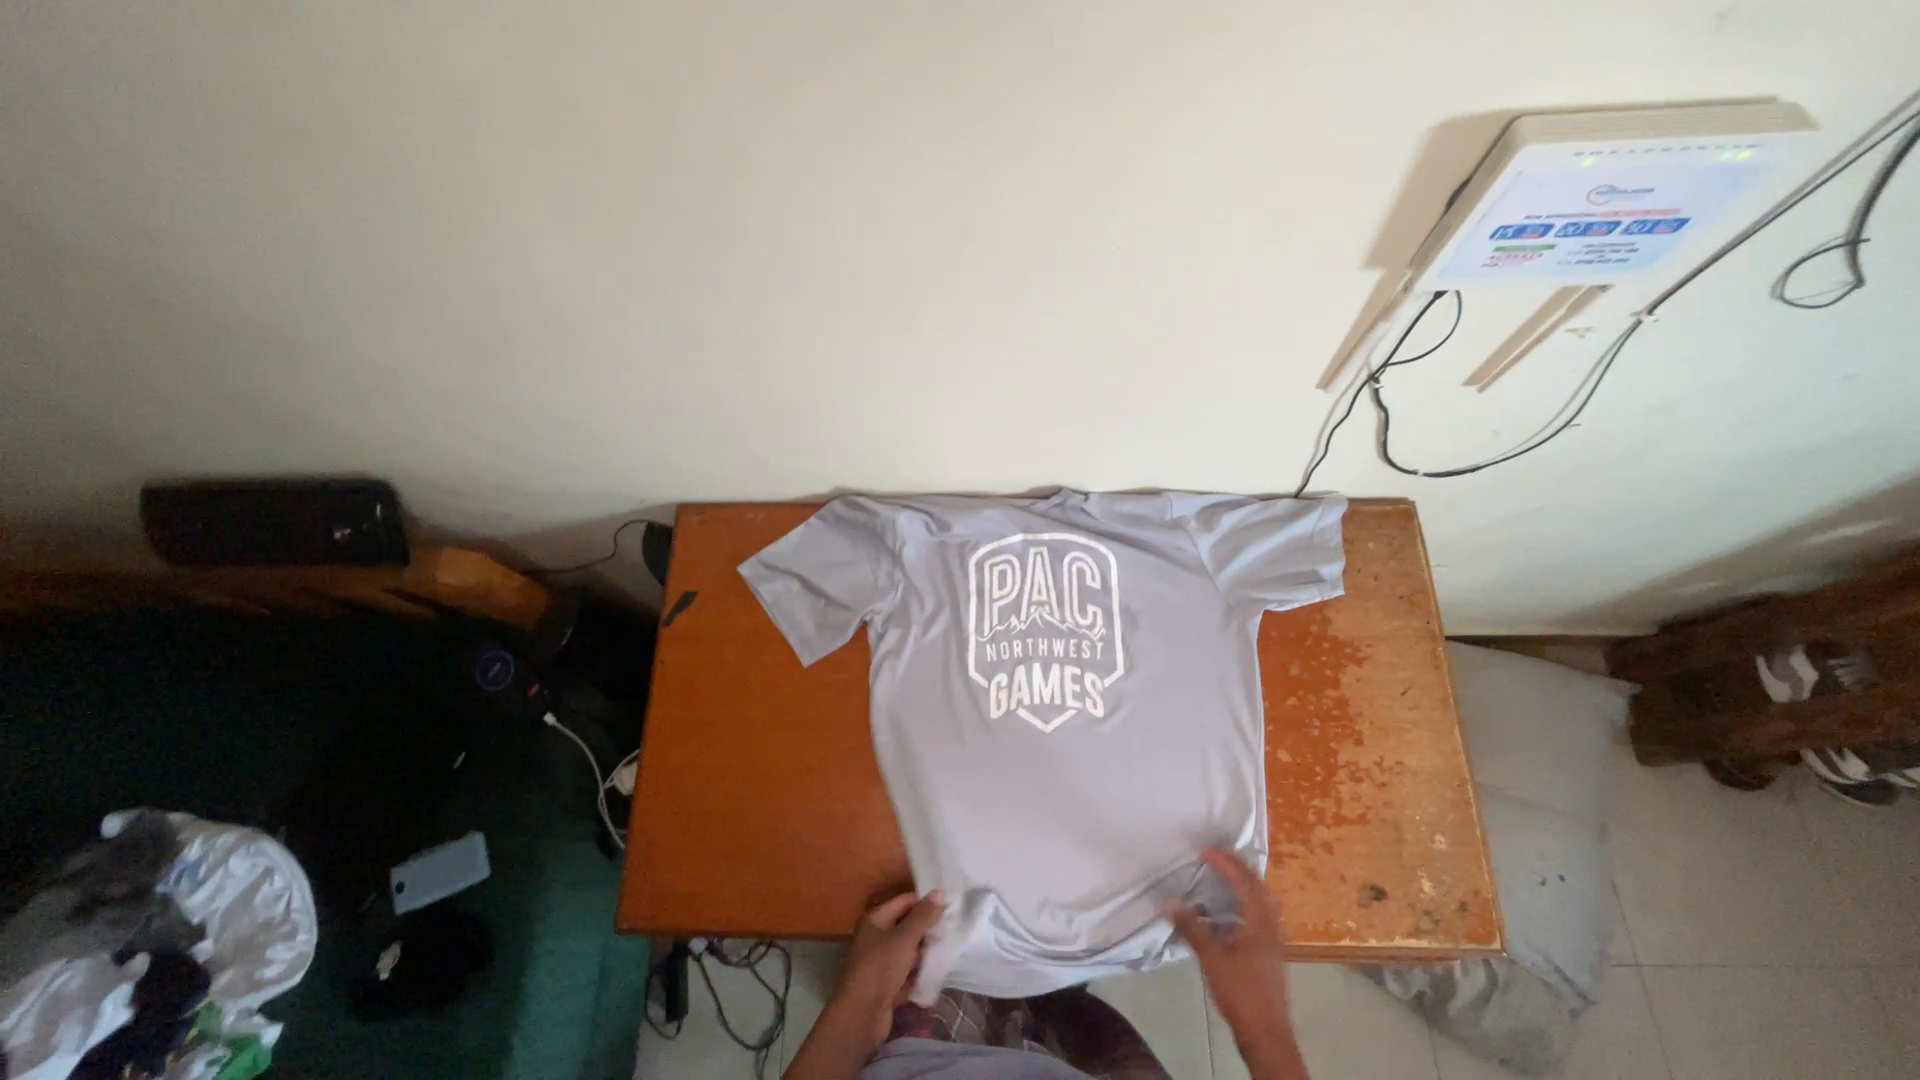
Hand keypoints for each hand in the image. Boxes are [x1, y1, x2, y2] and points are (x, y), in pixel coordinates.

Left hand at [835, 889, 946, 1045]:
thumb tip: (940, 891)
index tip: (950, 904)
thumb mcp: (904, 938)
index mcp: (876, 920)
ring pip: (909, 951)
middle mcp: (877, 938)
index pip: (904, 901)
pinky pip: (909, 973)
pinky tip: (941, 971)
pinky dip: (921, 973)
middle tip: (955, 926)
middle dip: (928, 928)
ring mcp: (882, 963)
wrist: (862, 1014)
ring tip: (952, 947)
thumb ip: (923, 916)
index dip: (925, 901)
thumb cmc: (881, 967)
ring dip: (926, 951)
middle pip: (907, 927)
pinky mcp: (888, 985)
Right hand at [1168, 848, 1305, 1079]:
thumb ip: (1192, 928)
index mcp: (1261, 923)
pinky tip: (1223, 914)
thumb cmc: (1241, 993)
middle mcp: (1271, 926)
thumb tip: (1170, 902)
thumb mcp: (1212, 959)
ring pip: (1260, 902)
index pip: (1244, 882)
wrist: (1266, 1034)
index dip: (1225, 864)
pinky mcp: (1268, 953)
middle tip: (1216, 855)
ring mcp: (1272, 940)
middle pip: (1258, 887)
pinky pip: (1257, 916)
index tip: (1205, 850)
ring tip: (1221, 876)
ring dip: (1242, 885)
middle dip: (1237, 868)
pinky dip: (1241, 904)